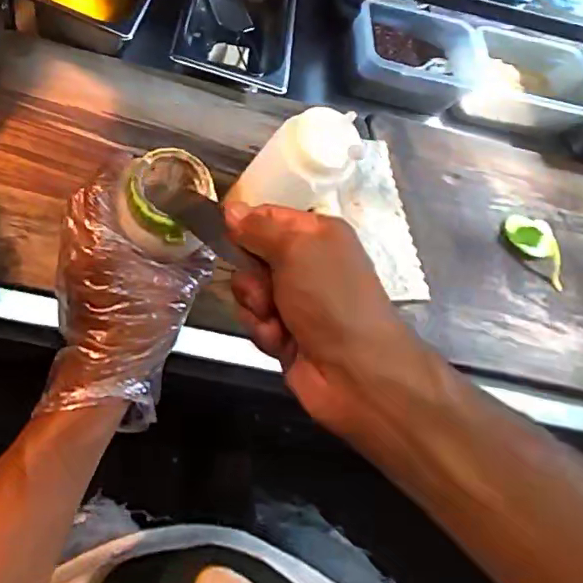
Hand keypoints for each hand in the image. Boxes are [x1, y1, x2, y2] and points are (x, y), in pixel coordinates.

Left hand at [37, 167, 214, 430]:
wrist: (105, 368)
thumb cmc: (139, 325)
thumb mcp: (177, 288)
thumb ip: (194, 257)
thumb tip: (211, 236)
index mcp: (101, 240)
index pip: (99, 188)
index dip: (114, 168)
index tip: (132, 160)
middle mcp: (79, 243)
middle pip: (85, 197)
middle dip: (107, 183)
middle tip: (134, 180)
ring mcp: (69, 258)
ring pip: (79, 216)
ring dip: (100, 203)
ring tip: (129, 201)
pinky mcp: (68, 273)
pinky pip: (79, 234)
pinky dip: (96, 223)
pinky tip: (120, 232)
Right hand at [224, 202, 427, 439]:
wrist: (358, 374)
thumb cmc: (331, 300)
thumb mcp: (295, 249)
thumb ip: (257, 227)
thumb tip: (230, 209)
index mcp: (316, 234)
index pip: (267, 216)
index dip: (244, 224)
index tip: (225, 233)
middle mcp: (306, 263)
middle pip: (251, 254)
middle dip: (250, 273)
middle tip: (265, 288)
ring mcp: (295, 300)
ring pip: (247, 290)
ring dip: (255, 305)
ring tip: (277, 321)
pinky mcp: (284, 332)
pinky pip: (253, 320)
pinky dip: (263, 330)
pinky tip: (281, 341)